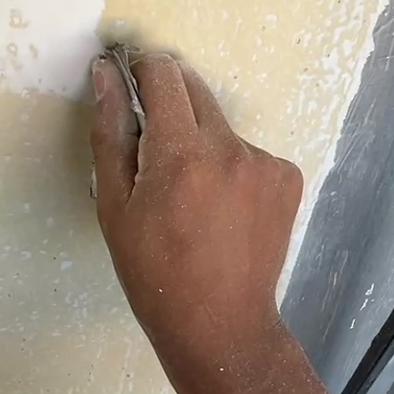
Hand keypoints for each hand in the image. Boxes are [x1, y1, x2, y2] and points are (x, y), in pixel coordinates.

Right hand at [89, 53, 304, 393]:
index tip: (129, 80)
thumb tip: (105, 74)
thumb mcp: (115, 206)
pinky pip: (249, 153)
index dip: (141, 69)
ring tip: (192, 193)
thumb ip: (110, 133)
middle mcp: (229, 148)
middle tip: (154, 144)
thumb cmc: (154, 272)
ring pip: (221, 125)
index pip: (163, 74)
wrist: (220, 323)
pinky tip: (224, 207)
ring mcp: (264, 162)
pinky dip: (231, 166)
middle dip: (169, 101)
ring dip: (201, 139)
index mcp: (180, 155)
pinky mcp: (287, 178)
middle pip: (195, 90)